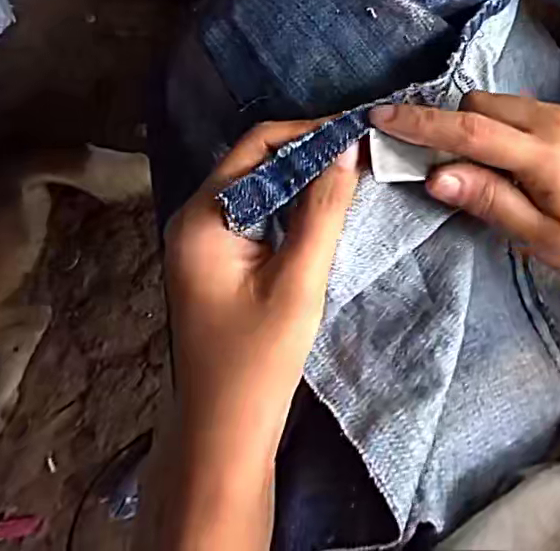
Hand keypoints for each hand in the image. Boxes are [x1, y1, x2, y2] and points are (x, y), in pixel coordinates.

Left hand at [164, 120, 357, 421]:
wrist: (225, 432)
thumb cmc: (259, 359)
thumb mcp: (299, 279)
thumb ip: (323, 208)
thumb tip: (347, 146)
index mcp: (203, 217)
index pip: (259, 146)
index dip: (310, 130)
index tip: (357, 128)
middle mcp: (197, 217)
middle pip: (257, 159)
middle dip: (310, 147)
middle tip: (362, 144)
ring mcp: (206, 236)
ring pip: (262, 182)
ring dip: (306, 171)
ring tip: (353, 163)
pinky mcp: (221, 254)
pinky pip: (261, 207)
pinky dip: (296, 196)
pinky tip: (328, 197)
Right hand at [370, 93, 559, 300]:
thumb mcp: (536, 235)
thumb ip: (487, 199)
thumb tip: (434, 174)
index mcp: (547, 154)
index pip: (472, 131)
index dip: (424, 124)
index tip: (383, 117)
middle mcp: (555, 121)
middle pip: (479, 106)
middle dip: (449, 127)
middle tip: (433, 163)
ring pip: (495, 103)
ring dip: (472, 126)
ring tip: (472, 168)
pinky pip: (514, 108)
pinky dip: (494, 126)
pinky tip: (500, 159)